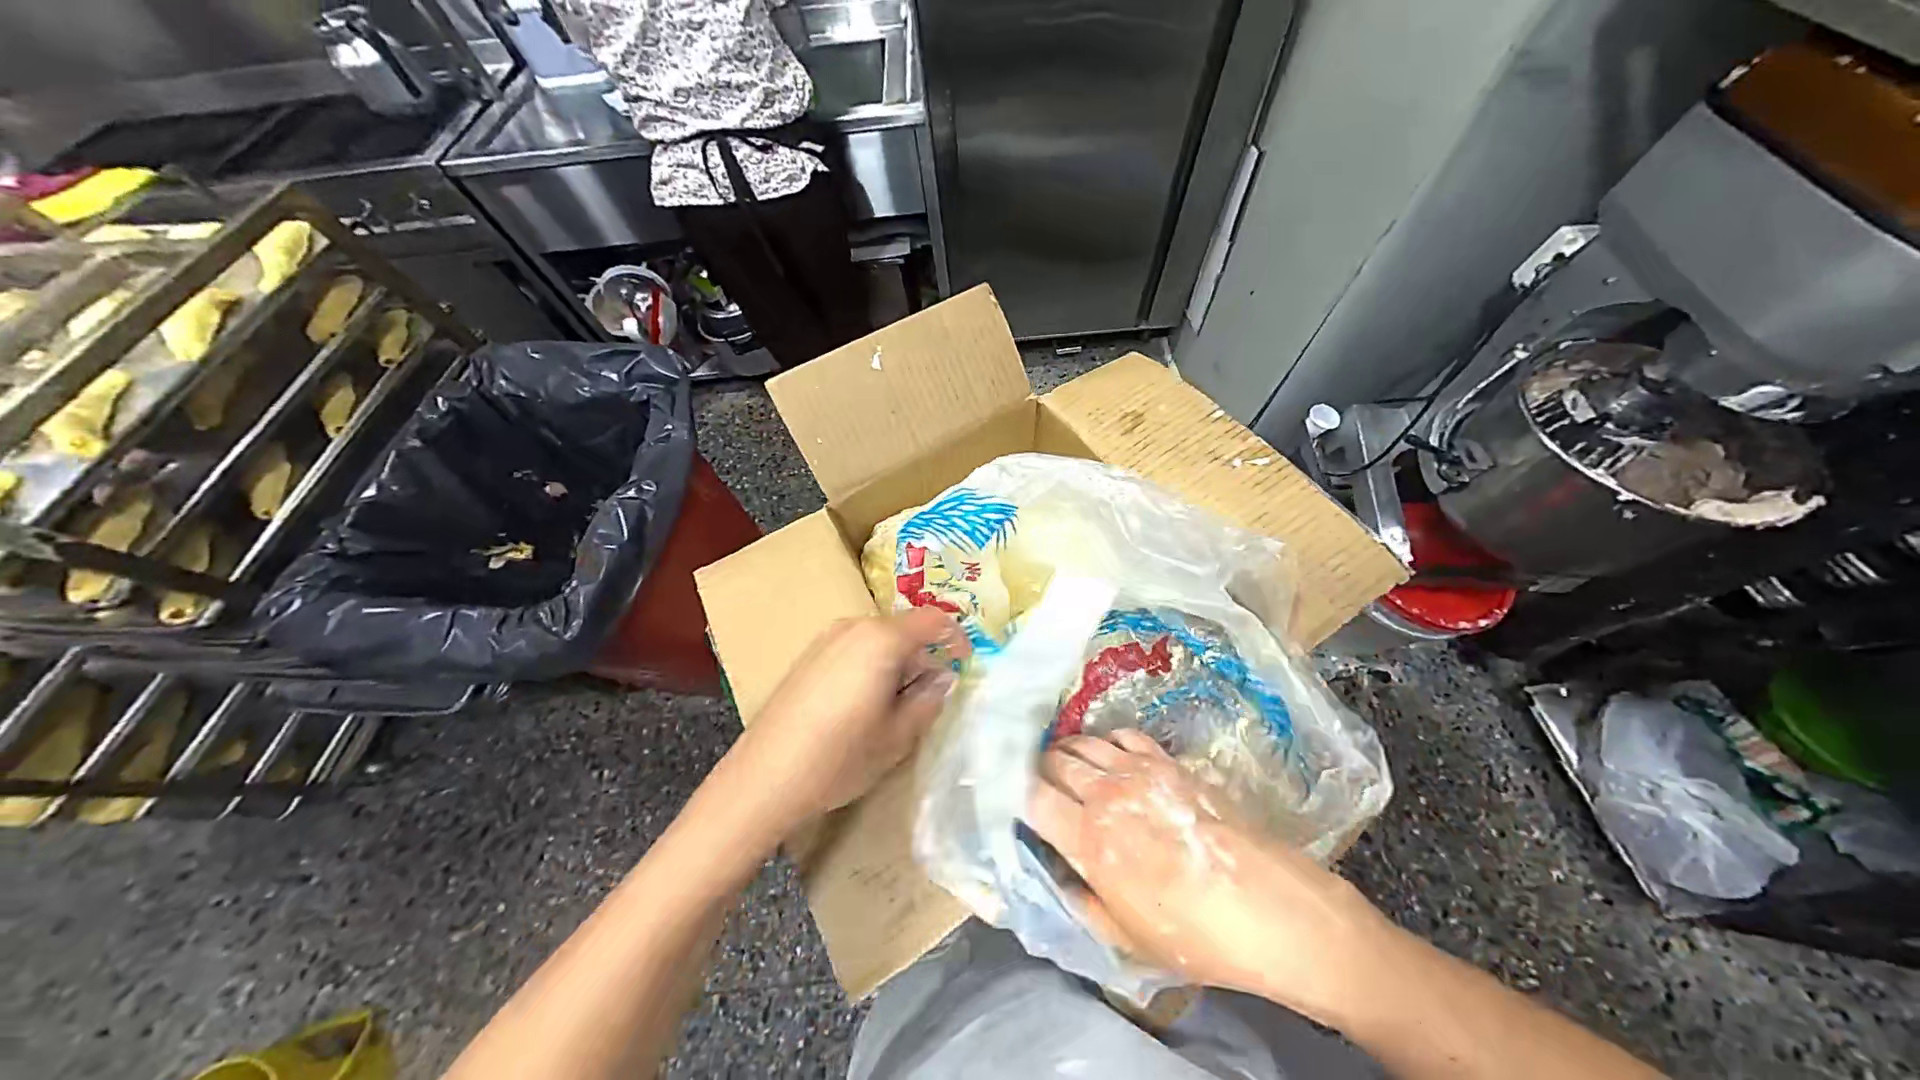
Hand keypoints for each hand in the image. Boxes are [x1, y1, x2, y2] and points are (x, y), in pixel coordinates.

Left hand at [726, 609, 968, 830]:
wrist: (765, 776)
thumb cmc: (841, 756)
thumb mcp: (899, 734)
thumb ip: (929, 698)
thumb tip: (942, 677)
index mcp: (882, 639)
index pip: (933, 619)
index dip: (956, 637)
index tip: (964, 664)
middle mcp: (853, 626)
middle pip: (902, 628)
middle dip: (923, 655)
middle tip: (930, 694)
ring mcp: (826, 639)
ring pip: (877, 639)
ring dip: (896, 661)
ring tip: (896, 704)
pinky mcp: (807, 656)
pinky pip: (853, 648)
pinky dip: (870, 665)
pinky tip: (863, 705)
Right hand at [1025, 730, 1396, 1024]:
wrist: (1271, 910)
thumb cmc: (1195, 935)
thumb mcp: (1125, 937)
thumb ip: (1080, 898)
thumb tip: (1057, 870)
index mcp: (1088, 838)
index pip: (1030, 796)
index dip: (1009, 790)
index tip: (999, 793)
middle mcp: (1106, 793)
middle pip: (1052, 760)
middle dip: (1034, 768)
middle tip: (1032, 783)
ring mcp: (1140, 771)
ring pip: (1083, 742)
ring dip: (1066, 752)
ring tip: (1063, 766)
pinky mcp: (1169, 763)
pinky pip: (1123, 735)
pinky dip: (1106, 742)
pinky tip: (1108, 758)